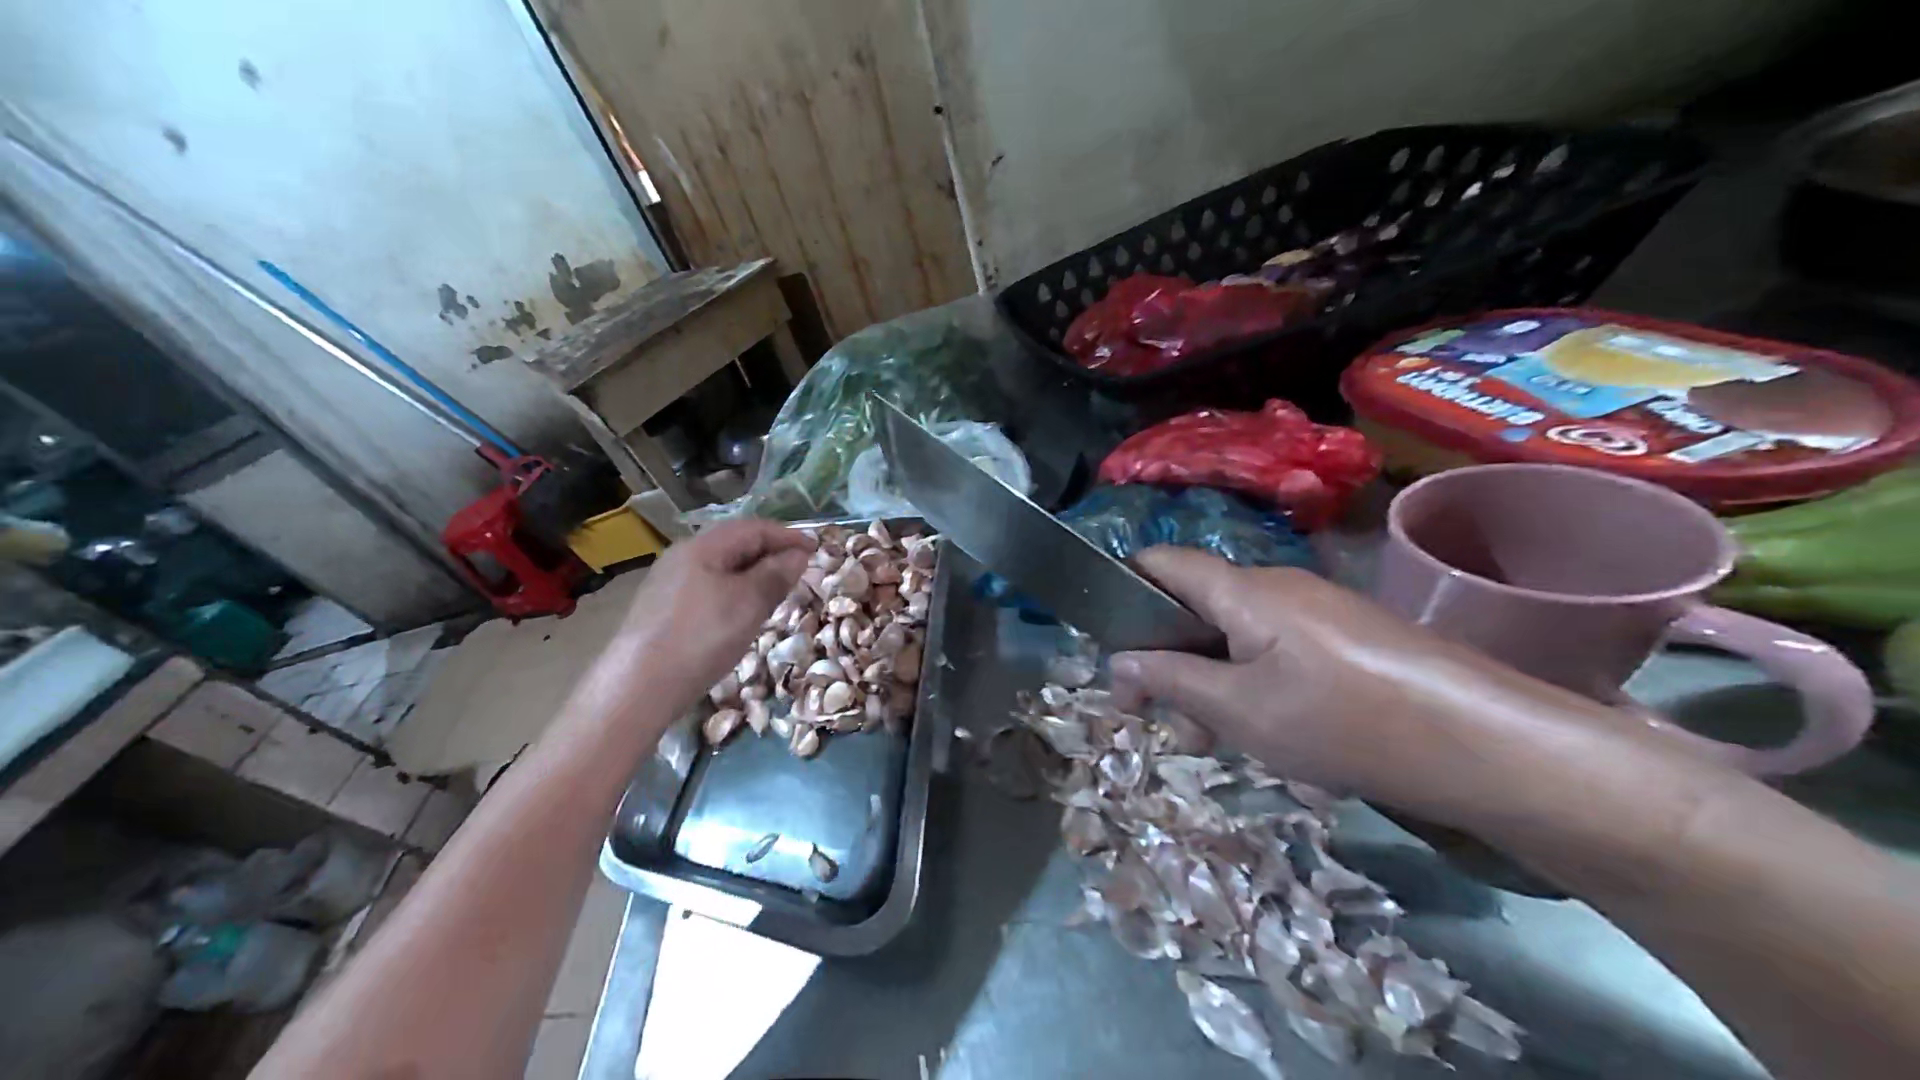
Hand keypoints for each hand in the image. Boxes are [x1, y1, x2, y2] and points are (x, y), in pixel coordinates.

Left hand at [610, 519, 812, 699]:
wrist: (639, 686)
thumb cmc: (701, 637)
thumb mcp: (748, 603)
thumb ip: (776, 574)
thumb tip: (797, 554)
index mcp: (703, 547)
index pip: (754, 528)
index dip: (788, 536)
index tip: (817, 550)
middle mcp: (682, 557)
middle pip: (735, 545)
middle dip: (771, 554)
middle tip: (800, 571)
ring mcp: (669, 584)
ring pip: (722, 569)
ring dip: (754, 575)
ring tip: (777, 592)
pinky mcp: (664, 610)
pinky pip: (709, 588)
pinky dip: (735, 592)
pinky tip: (742, 614)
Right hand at [1109, 546, 1684, 829]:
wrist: (1486, 744)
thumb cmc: (1344, 721)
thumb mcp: (1241, 711)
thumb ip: (1172, 680)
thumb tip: (1118, 661)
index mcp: (1243, 590)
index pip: (1162, 562)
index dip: (1123, 587)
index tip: (1106, 641)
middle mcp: (1277, 585)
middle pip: (1196, 606)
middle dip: (1168, 658)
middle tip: (1164, 721)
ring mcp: (1316, 610)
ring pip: (1236, 634)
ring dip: (1210, 680)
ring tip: (1216, 742)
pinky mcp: (1345, 637)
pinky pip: (1275, 648)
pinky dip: (1251, 684)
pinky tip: (1267, 734)